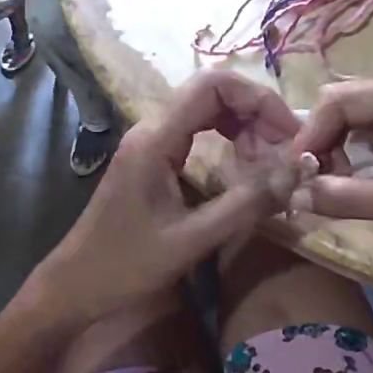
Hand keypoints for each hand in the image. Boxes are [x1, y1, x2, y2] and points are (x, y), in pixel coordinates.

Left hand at [31, 70, 302, 323]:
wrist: (75, 286)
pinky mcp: (155, 157)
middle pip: (214, 91)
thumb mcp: (192, 240)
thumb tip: (297, 171)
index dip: (258, 99)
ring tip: (272, 159)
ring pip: (209, 108)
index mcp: (156, 139)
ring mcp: (152, 141)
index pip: (213, 85)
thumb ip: (246, 204)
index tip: (289, 132)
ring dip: (246, 125)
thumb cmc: (126, 266)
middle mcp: (153, 129)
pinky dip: (231, 138)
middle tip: (288, 148)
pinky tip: (247, 164)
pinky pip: (200, 129)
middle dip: (257, 112)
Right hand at [291, 71, 372, 252]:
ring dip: (339, 146)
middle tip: (314, 182)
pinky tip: (353, 177)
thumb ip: (352, 197)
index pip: (341, 99)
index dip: (311, 135)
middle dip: (323, 140)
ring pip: (360, 114)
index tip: (296, 174)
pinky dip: (360, 150)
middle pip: (347, 101)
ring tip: (332, 184)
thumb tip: (298, 196)